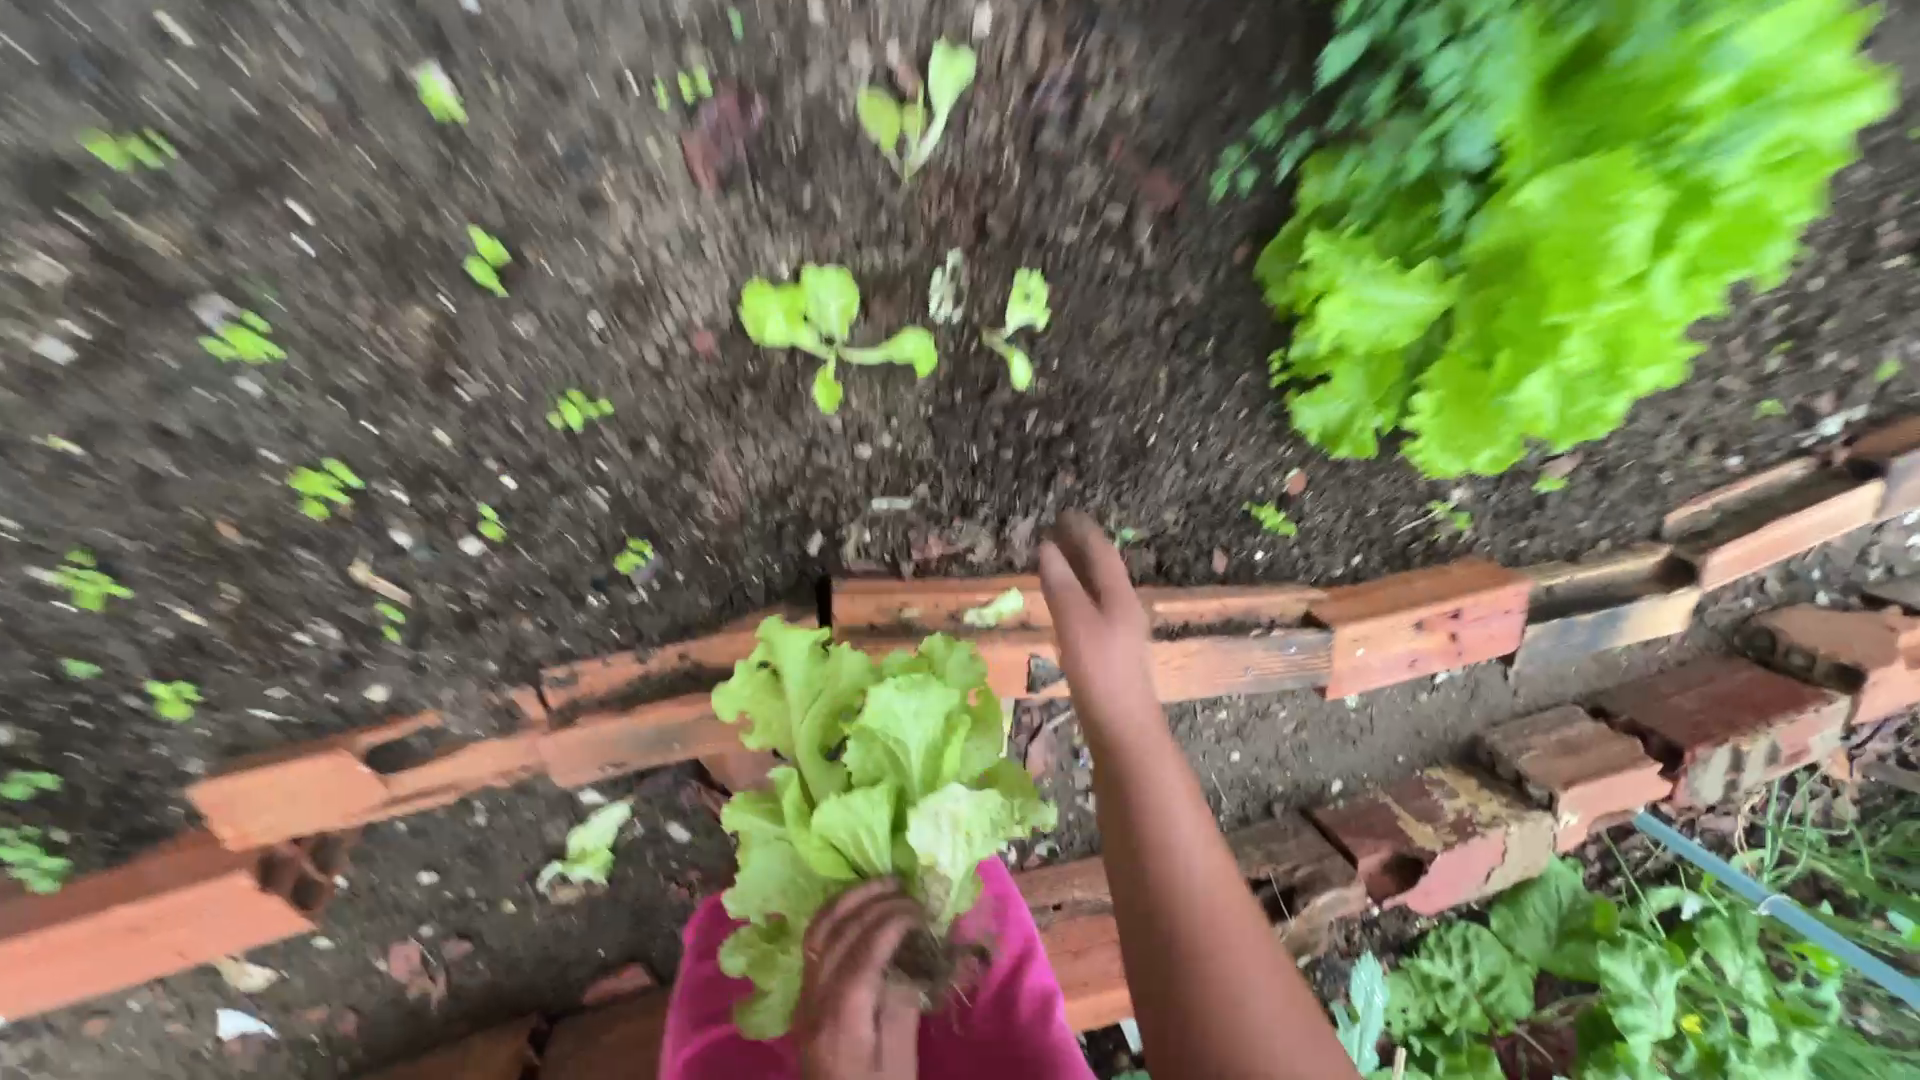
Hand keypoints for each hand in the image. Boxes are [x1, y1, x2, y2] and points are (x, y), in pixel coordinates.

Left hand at [793, 880, 921, 1079]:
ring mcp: (802, 1000)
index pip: (862, 953)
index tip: (920, 910)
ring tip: (881, 884)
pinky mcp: (803, 1001)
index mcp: (839, 1021)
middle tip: (905, 888)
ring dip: (848, 900)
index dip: (891, 922)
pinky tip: (857, 907)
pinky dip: (835, 916)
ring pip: (817, 932)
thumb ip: (902, 1005)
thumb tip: (911, 955)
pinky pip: (813, 944)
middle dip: (872, 902)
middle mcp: (812, 1003)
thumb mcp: (900, 1063)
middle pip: (835, 934)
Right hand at [1038, 511, 1159, 738]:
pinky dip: (1077, 593)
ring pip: (1098, 588)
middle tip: (1057, 528)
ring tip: (1057, 558)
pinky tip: (1065, 603)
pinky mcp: (1111, 651)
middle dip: (1081, 546)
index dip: (1083, 530)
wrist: (1123, 728)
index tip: (1064, 512)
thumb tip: (1046, 547)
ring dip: (1078, 569)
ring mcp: (1120, 630)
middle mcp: (1124, 607)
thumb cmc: (1099, 673)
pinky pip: (1093, 607)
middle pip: (1103, 568)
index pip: (1102, 552)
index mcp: (1120, 596)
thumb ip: (1061, 586)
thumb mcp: (1075, 624)